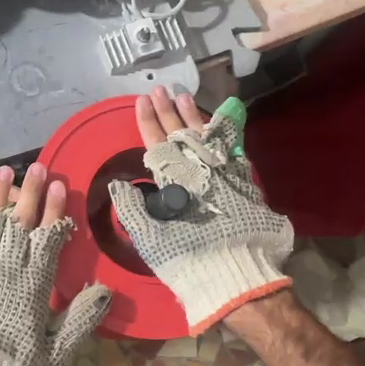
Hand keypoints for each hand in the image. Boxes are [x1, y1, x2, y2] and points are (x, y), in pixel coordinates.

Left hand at [0, 163, 113, 365]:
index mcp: (34, 282)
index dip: (56, 212)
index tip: (62, 187)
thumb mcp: (56, 348)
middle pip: (20, 221)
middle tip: (38, 167)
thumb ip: (81, 318)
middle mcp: (6, 267)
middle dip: (31, 192)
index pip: (48, 237)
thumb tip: (105, 291)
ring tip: (4, 171)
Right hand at [107, 87, 293, 333]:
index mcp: (173, 181)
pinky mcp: (243, 183)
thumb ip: (133, 208)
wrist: (235, 274)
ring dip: (193, 116)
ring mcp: (223, 174)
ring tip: (184, 98)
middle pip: (180, 134)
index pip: (156, 143)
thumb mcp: (150, 238)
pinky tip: (217, 126)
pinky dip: (221, 135)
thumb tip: (121, 184)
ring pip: (206, 136)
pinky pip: (230, 150)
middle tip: (160, 91)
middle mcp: (199, 170)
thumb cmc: (187, 259)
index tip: (141, 101)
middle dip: (167, 111)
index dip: (147, 121)